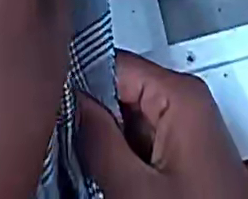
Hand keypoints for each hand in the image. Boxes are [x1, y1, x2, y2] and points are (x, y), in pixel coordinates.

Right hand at [75, 52, 247, 198]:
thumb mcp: (137, 191)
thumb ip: (98, 140)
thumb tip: (73, 103)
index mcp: (181, 94)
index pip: (111, 62)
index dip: (81, 86)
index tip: (59, 108)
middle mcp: (187, 100)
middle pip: (119, 89)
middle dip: (96, 119)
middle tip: (78, 149)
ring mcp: (188, 126)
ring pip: (128, 117)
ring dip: (110, 143)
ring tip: (102, 172)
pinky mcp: (188, 151)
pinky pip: (143, 140)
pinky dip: (126, 159)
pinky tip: (120, 182)